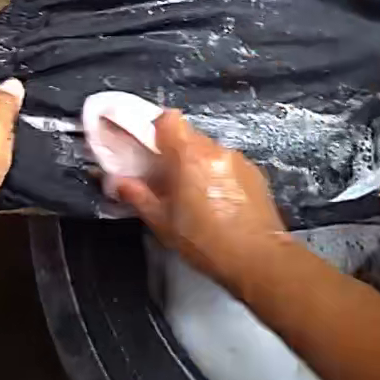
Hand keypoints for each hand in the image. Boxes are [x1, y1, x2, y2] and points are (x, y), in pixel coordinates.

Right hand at [109, 110, 288, 292]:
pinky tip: (216, 201)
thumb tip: (120, 183)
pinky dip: (217, 174)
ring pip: (208, 150)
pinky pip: (227, 163)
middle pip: (188, 135)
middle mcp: (217, 151)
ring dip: (197, 164)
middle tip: (165, 178)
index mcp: (191, 157)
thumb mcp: (163, 224)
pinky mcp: (254, 172)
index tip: (147, 147)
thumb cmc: (209, 244)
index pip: (169, 120)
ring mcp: (238, 160)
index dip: (155, 129)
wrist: (258, 259)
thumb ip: (139, 197)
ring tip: (192, 195)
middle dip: (174, 152)